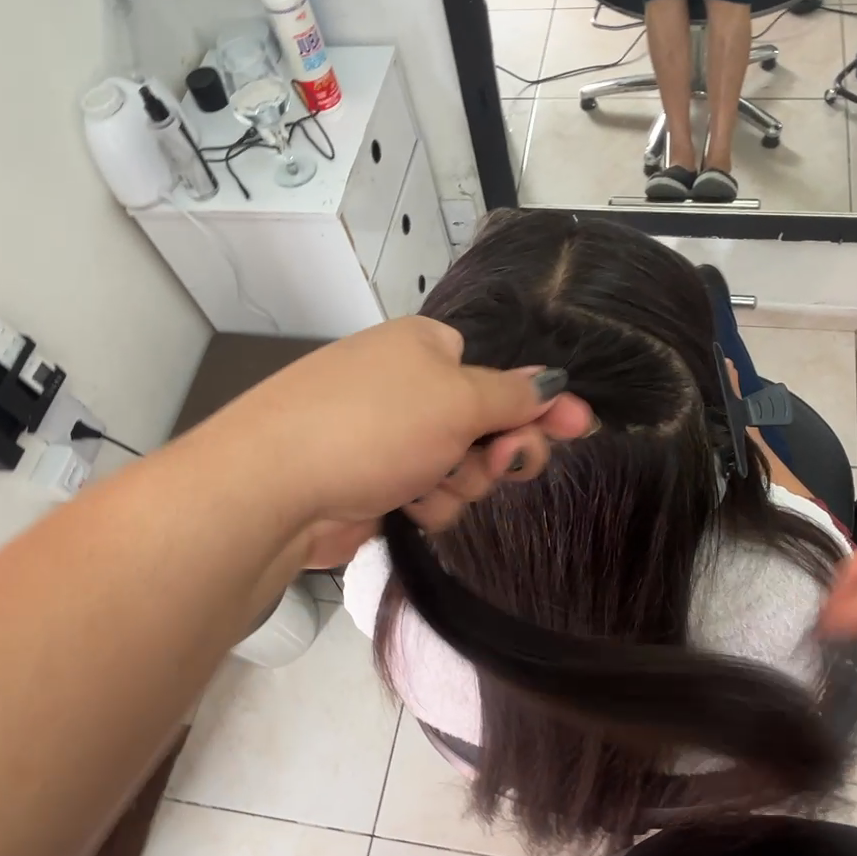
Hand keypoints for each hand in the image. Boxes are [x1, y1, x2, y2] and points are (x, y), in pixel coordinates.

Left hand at [214, 317, 594, 564]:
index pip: (502, 373)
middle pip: (489, 426)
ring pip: (464, 469)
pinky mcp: (376, 484)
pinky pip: (432, 496)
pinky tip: (404, 507)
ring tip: (427, 486)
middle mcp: (411, 389)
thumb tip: (554, 379)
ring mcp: (392, 439)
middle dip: (497, 452)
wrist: (276, 486)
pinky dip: (427, 504)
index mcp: (427, 348)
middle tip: (498, 464)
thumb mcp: (457, 400)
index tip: (580, 426)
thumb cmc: (374, 426)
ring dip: (459, 484)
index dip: (540, 403)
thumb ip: (514, 394)